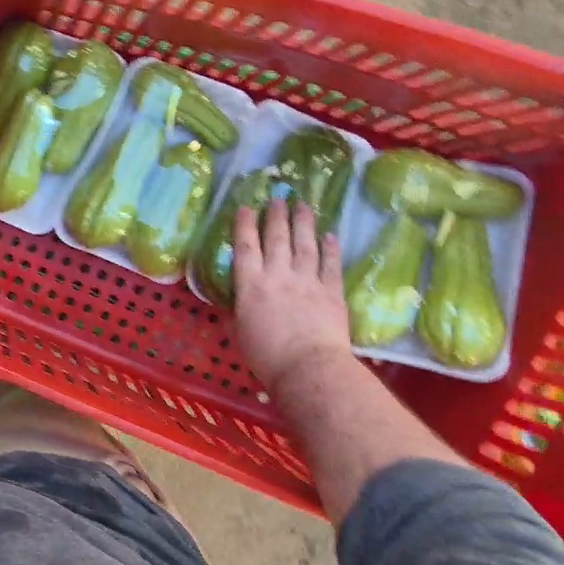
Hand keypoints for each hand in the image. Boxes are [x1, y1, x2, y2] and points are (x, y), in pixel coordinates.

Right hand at [232, 198, 352, 388]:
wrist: (309, 367)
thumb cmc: (265, 355)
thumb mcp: (238, 332)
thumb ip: (234, 312)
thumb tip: (231, 302)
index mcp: (251, 286)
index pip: (246, 248)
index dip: (245, 226)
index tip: (246, 207)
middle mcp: (279, 276)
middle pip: (277, 239)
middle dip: (276, 216)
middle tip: (278, 197)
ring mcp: (309, 282)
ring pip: (306, 245)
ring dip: (304, 224)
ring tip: (303, 206)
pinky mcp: (333, 292)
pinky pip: (332, 265)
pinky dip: (331, 249)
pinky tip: (331, 235)